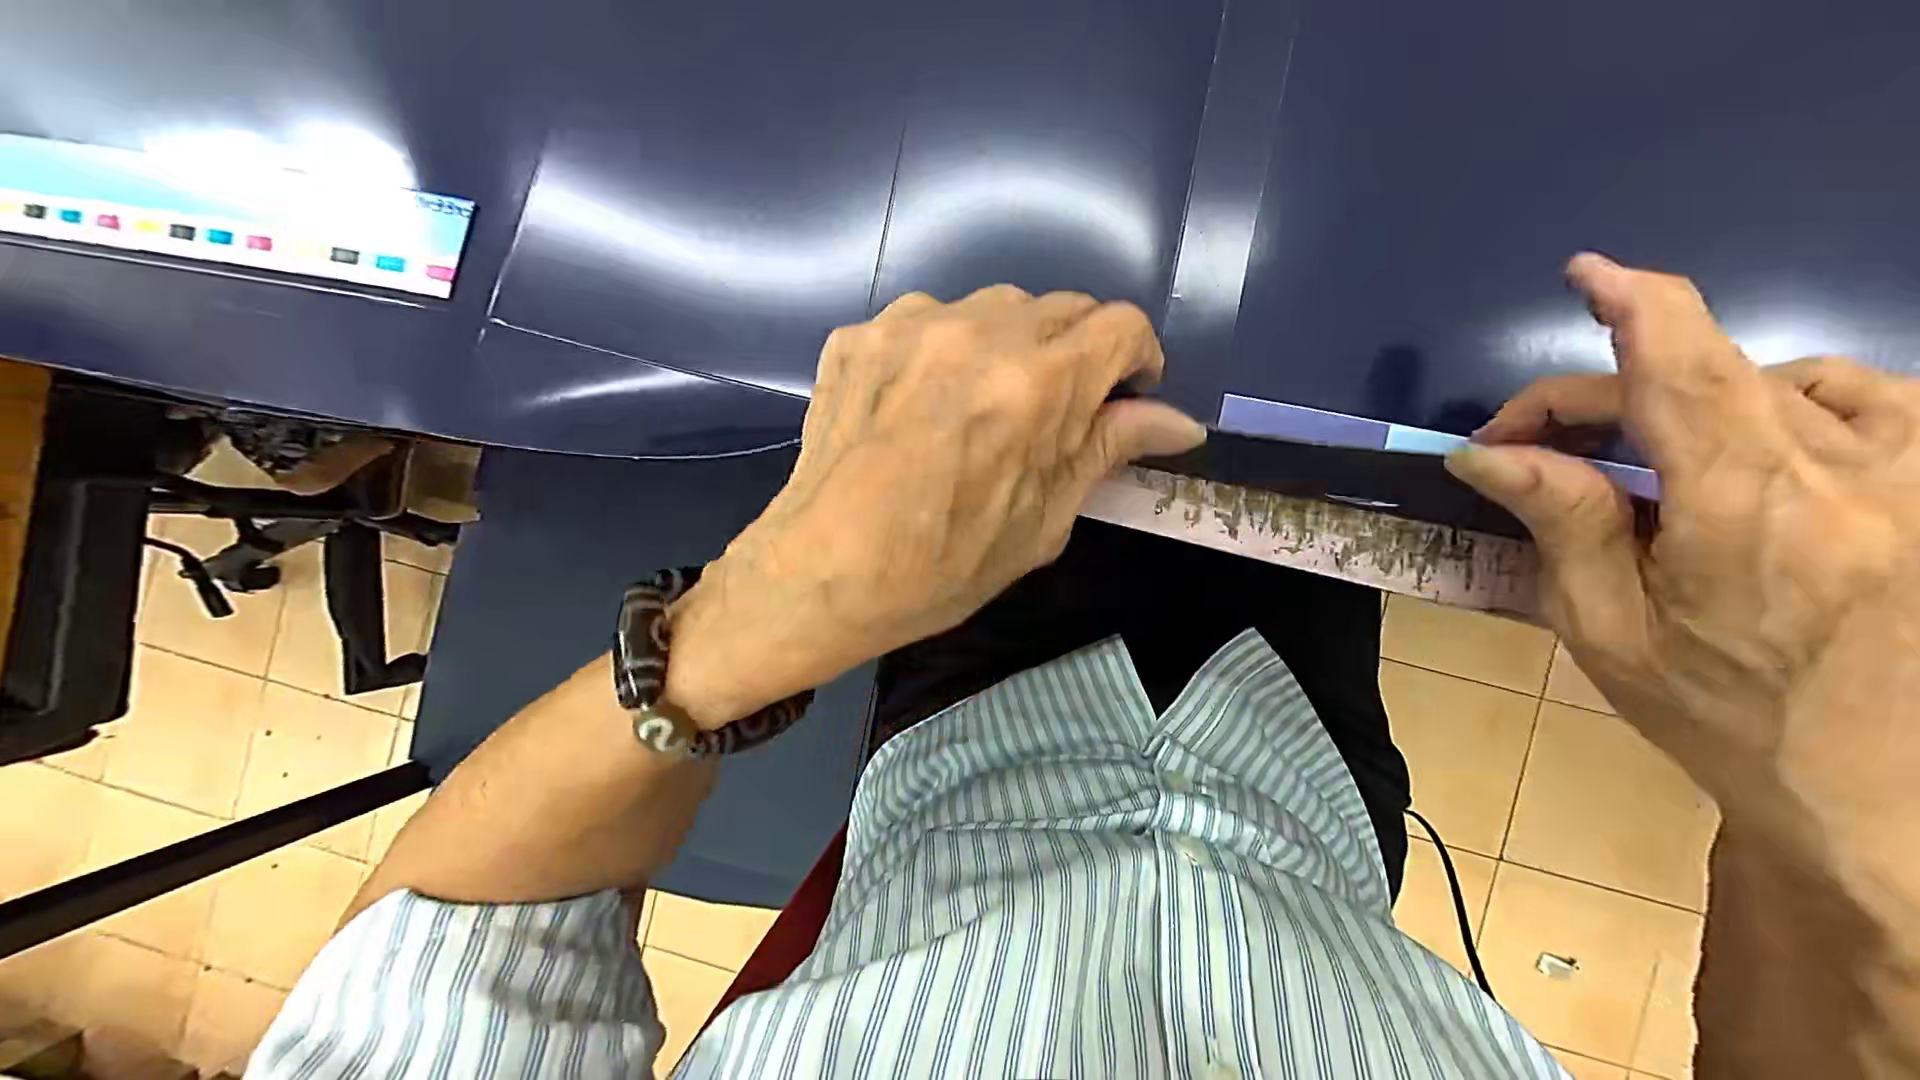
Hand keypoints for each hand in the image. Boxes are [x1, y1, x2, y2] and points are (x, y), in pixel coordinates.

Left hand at [663, 285, 1205, 729]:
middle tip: (1055, 410)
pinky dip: (945, 351)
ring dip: (1009, 345)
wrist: (820, 575)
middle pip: (1062, 308)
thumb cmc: (940, 569)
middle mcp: (976, 333)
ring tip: (983, 404)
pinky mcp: (860, 334)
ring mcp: (909, 326)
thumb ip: (1106, 451)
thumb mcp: (1040, 523)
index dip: (1137, 359)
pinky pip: (928, 321)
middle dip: (1075, 353)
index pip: (1121, 326)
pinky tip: (925, 402)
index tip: (1123, 396)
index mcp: (1036, 385)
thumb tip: (1179, 422)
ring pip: (994, 307)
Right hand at [1447, 254, 1919, 877]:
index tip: (1585, 273)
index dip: (1637, 305)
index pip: (1685, 373)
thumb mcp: (1599, 624)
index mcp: (1748, 514)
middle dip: (1590, 400)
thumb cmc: (1710, 709)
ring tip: (1635, 454)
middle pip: (1702, 379)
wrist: (1871, 785)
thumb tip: (1486, 454)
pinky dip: (1780, 396)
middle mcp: (1850, 476)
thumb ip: (1558, 521)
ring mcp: (1915, 478)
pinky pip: (1862, 398)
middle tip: (1521, 452)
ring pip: (1782, 379)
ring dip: (1682, 397)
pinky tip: (1745, 437)